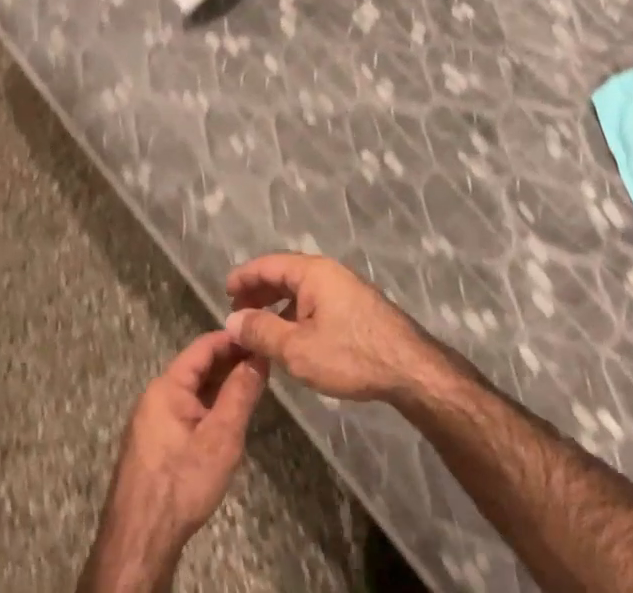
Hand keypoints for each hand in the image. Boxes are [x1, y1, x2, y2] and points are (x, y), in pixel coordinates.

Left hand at [79, 331, 267, 592]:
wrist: (141, 538)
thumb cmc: (183, 481)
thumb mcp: (222, 436)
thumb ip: (241, 392)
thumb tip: (258, 356)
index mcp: (167, 387)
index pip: (204, 346)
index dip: (234, 339)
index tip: (264, 338)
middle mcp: (155, 397)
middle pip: (198, 367)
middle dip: (232, 362)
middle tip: (267, 363)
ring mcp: (153, 421)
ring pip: (193, 392)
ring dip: (222, 386)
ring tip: (256, 386)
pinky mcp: (155, 444)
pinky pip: (187, 411)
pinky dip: (210, 407)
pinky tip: (231, 417)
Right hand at [224, 252, 443, 403]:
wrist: (408, 368)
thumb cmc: (350, 355)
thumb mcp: (296, 348)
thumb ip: (261, 331)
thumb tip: (233, 319)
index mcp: (313, 273)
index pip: (269, 265)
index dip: (244, 277)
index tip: (223, 292)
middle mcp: (330, 273)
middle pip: (286, 275)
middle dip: (259, 292)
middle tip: (237, 313)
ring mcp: (346, 290)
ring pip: (302, 291)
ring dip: (278, 306)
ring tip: (260, 329)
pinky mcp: (357, 309)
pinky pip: (317, 302)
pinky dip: (297, 314)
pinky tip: (292, 338)